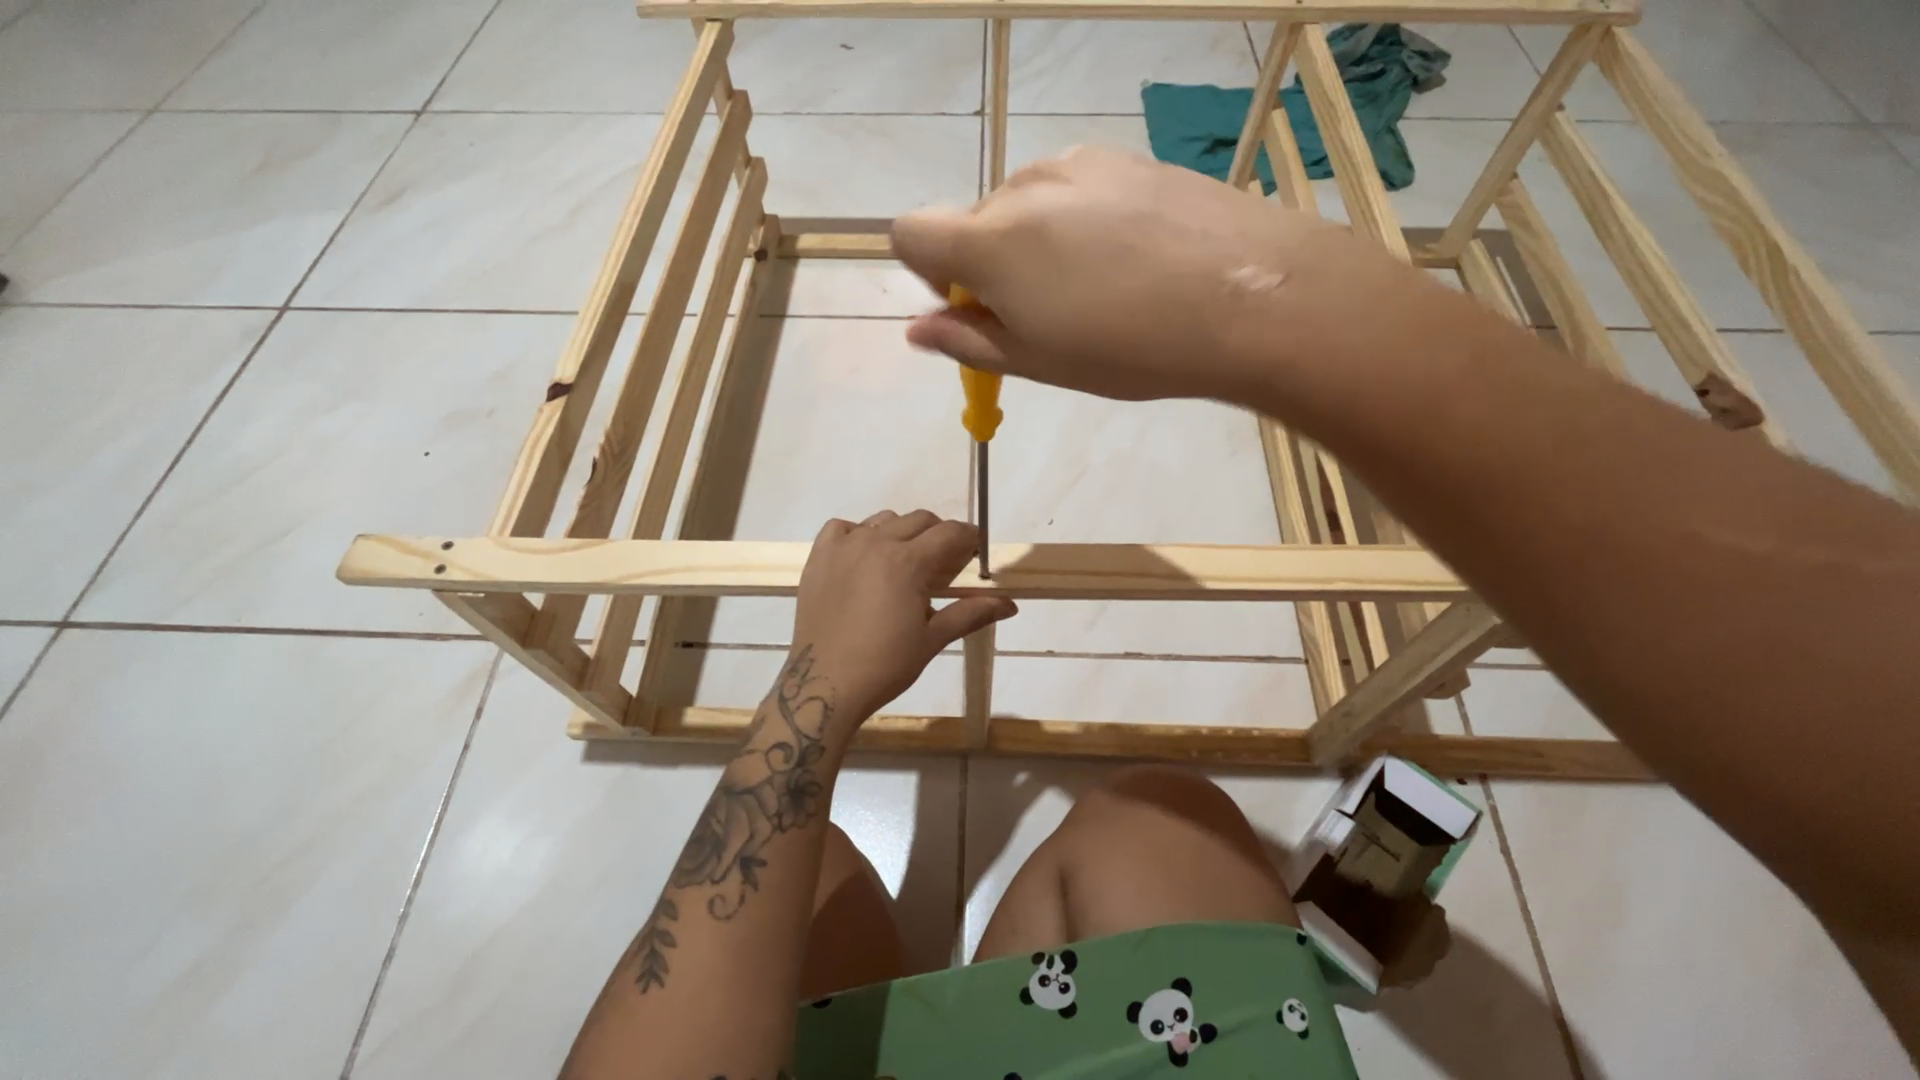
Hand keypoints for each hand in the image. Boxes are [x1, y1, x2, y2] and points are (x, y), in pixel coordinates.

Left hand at [792, 510, 1016, 718]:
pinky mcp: (818, 558)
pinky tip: (864, 559)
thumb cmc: (885, 665)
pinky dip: (859, 534)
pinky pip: (842, 528)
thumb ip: (971, 613)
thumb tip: (1011, 604)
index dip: (969, 539)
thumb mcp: (932, 639)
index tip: (975, 552)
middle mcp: (875, 543)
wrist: (824, 684)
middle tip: (944, 565)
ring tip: (904, 564)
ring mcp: (843, 548)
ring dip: (902, 533)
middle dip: (939, 535)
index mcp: (907, 562)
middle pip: (919, 520)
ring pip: (883, 520)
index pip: (950, 533)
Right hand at [892, 145, 1423, 404]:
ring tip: (1102, 290)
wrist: (1252, 296)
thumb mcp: (1040, 361)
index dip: (927, 274)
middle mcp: (1024, 187)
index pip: (910, 233)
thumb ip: (968, 342)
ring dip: (1038, 243)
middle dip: (990, 265)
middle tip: (1051, 315)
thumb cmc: (1131, 348)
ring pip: (1028, 205)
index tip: (974, 308)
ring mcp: (1081, 164)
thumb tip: (919, 330)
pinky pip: (1077, 191)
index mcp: (990, 240)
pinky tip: (1136, 261)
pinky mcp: (1128, 158)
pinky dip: (1082, 224)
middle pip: (974, 221)